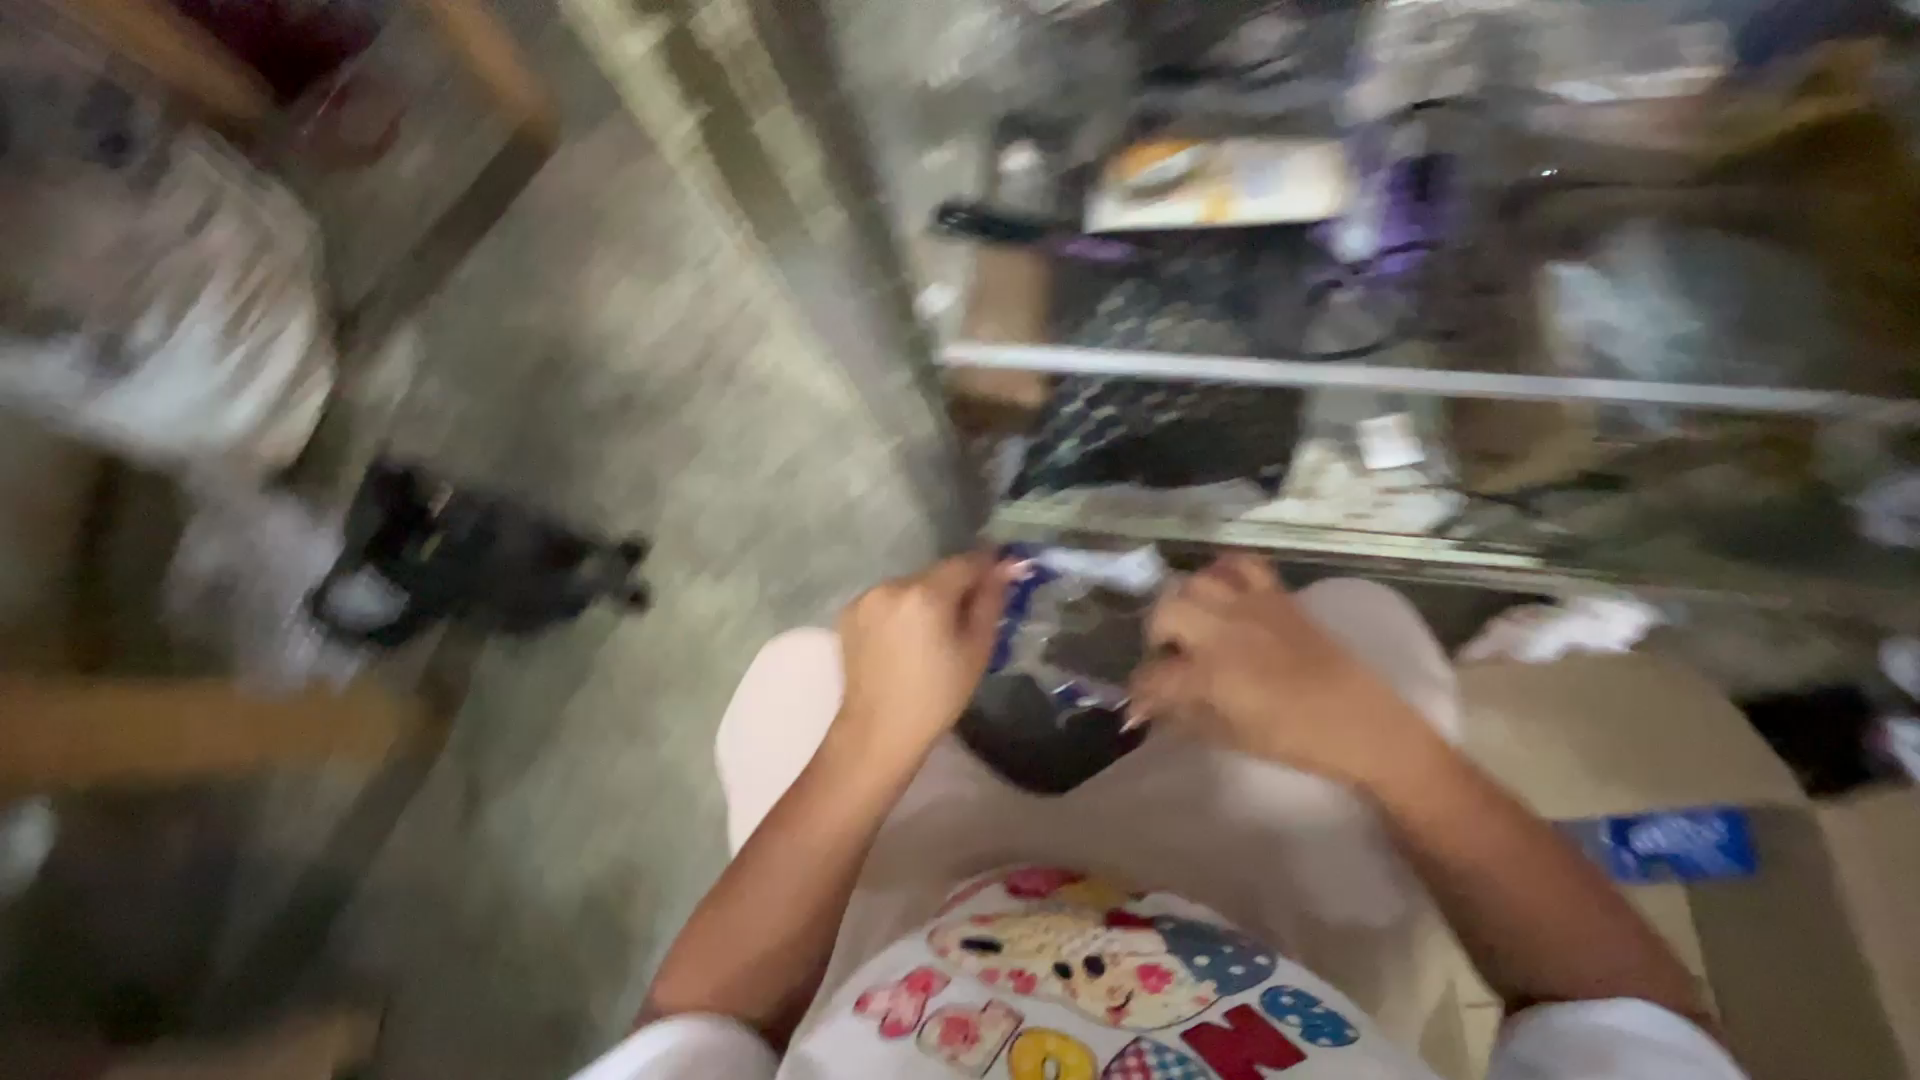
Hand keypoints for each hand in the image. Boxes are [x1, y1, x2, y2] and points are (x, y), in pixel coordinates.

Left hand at [832, 552, 1012, 761]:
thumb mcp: (976, 650)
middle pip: (936, 574)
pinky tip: (903, 642)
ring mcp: (865, 598)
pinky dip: (900, 611)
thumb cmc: (937, 697)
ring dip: (925, 599)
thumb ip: (990, 601)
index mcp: (926, 594)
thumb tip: (1005, 566)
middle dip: (954, 588)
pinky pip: (886, 601)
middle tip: (967, 620)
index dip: (987, 567)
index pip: (966, 562)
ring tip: (932, 636)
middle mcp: (892, 586)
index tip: (1002, 577)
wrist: (878, 730)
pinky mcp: (848, 613)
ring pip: (910, 587)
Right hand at [1128, 554, 1434, 786]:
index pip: (1152, 675)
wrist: (1362, 723)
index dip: (1140, 692)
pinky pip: (1240, 565)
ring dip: (1184, 605)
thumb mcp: (1231, 737)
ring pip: (1193, 584)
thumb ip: (1184, 716)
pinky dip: (1223, 573)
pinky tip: (1223, 593)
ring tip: (1195, 627)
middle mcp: (1223, 631)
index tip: (1141, 704)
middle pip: (1164, 614)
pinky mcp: (1277, 596)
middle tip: (1171, 661)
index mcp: (1210, 674)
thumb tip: (1152, 708)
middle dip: (1157, 639)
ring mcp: (1251, 607)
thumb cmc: (1296, 739)